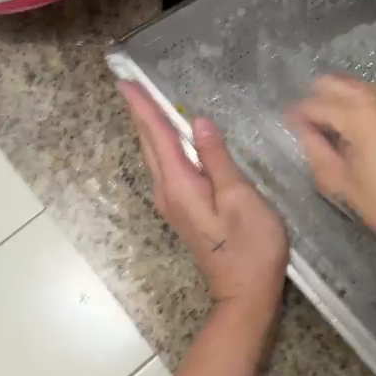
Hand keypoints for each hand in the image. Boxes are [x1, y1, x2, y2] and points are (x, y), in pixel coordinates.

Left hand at [120, 82, 288, 315]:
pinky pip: (166, 168)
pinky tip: (169, 138)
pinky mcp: (183, 210)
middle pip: (149, 144)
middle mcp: (168, 191)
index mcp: (180, 184)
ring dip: (148, 128)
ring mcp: (173, 203)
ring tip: (144, 102)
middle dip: (139, 112)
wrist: (245, 294)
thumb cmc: (250, 246)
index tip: (125, 81)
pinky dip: (162, 145)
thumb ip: (217, 158)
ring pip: (155, 156)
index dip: (142, 106)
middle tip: (129, 85)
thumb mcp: (240, 197)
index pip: (156, 134)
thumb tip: (198, 122)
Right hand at [286, 75, 375, 244]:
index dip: (297, 115)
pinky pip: (373, 93)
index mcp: (360, 115)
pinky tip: (354, 127)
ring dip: (338, 100)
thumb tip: (301, 128)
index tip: (286, 125)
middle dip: (317, 101)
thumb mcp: (338, 180)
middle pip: (334, 83)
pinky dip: (359, 103)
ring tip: (331, 130)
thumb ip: (314, 148)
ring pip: (354, 85)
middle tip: (308, 127)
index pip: (315, 104)